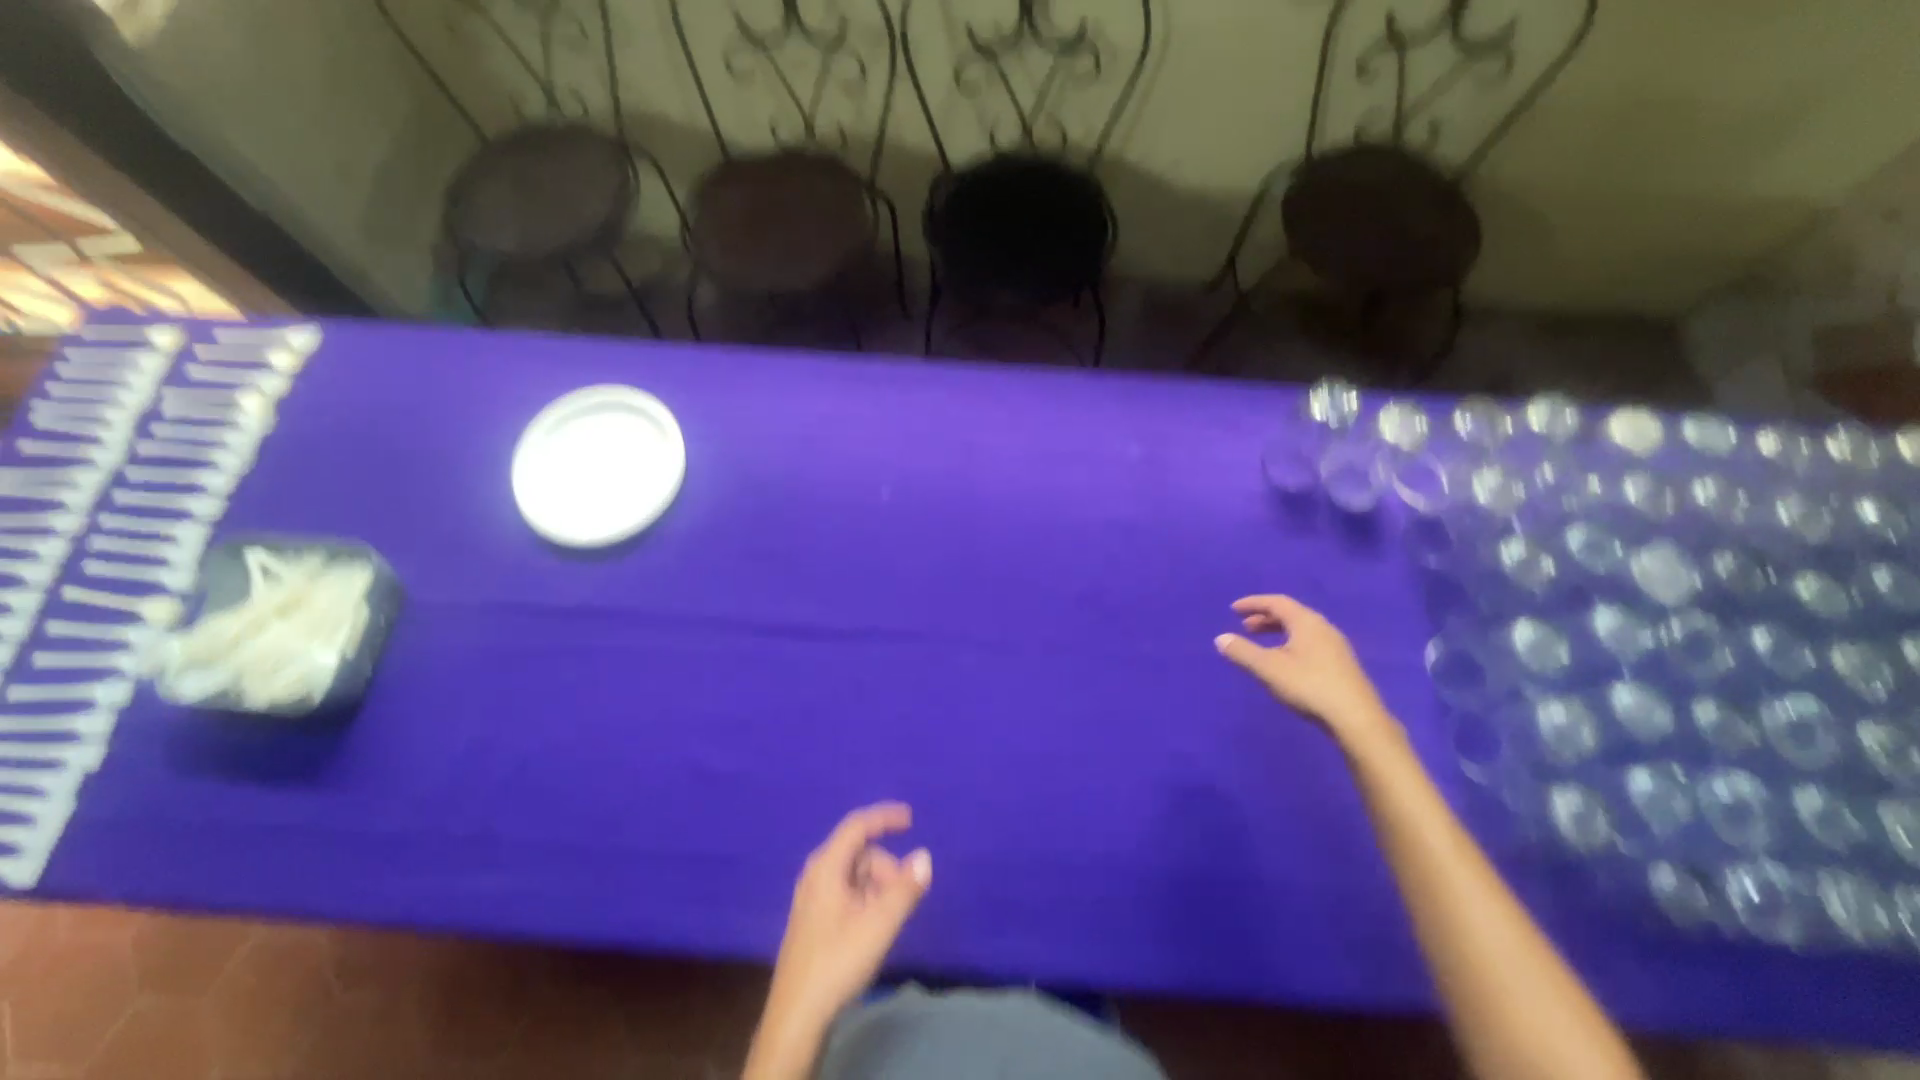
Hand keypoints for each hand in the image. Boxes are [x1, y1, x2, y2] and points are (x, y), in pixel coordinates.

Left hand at [764, 803, 931, 1033]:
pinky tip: (875, 927)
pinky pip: (848, 893)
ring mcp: (812, 898)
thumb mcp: (879, 924)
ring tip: (890, 920)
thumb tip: (923, 856)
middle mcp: (816, 875)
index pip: (857, 826)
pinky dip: (867, 900)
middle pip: (860, 854)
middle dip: (887, 868)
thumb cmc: (838, 962)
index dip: (885, 818)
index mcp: (826, 868)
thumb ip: (905, 888)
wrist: (798, 1014)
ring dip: (879, 888)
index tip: (912, 819)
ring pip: (856, 876)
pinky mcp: (814, 919)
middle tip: (904, 900)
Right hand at [1214, 595, 1395, 744]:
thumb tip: (1220, 638)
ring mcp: (1336, 645)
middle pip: (1291, 614)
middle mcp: (1323, 627)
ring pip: (1302, 629)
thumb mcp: (1268, 669)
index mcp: (1306, 622)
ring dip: (1278, 632)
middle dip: (1265, 618)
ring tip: (1262, 646)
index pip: (1276, 602)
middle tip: (1245, 628)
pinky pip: (1311, 642)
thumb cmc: (1308, 686)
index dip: (1253, 603)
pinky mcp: (1341, 663)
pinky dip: (1291, 643)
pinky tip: (1287, 663)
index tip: (1233, 609)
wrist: (1355, 716)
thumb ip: (1243, 652)